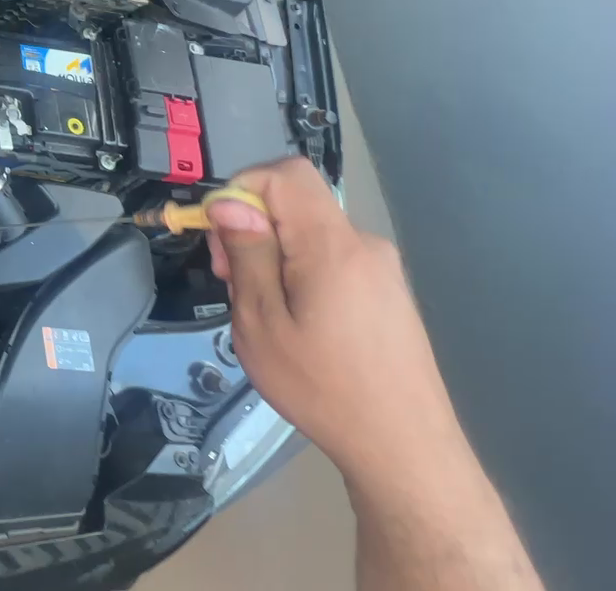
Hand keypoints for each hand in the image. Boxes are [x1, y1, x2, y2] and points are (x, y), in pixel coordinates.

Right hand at [205, 157, 465, 485]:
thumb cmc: (321, 385)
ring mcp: (379, 270)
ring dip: (269, 253)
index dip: (241, 189)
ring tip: (259, 306)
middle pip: (292, 203)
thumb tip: (229, 202)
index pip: (285, 175)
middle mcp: (363, 247)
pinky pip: (326, 257)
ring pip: (305, 232)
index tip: (221, 235)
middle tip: (230, 280)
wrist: (404, 448)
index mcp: (333, 248)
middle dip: (249, 227)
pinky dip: (295, 270)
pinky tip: (291, 316)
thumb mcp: (261, 319)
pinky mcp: (384, 291)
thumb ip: (247, 254)